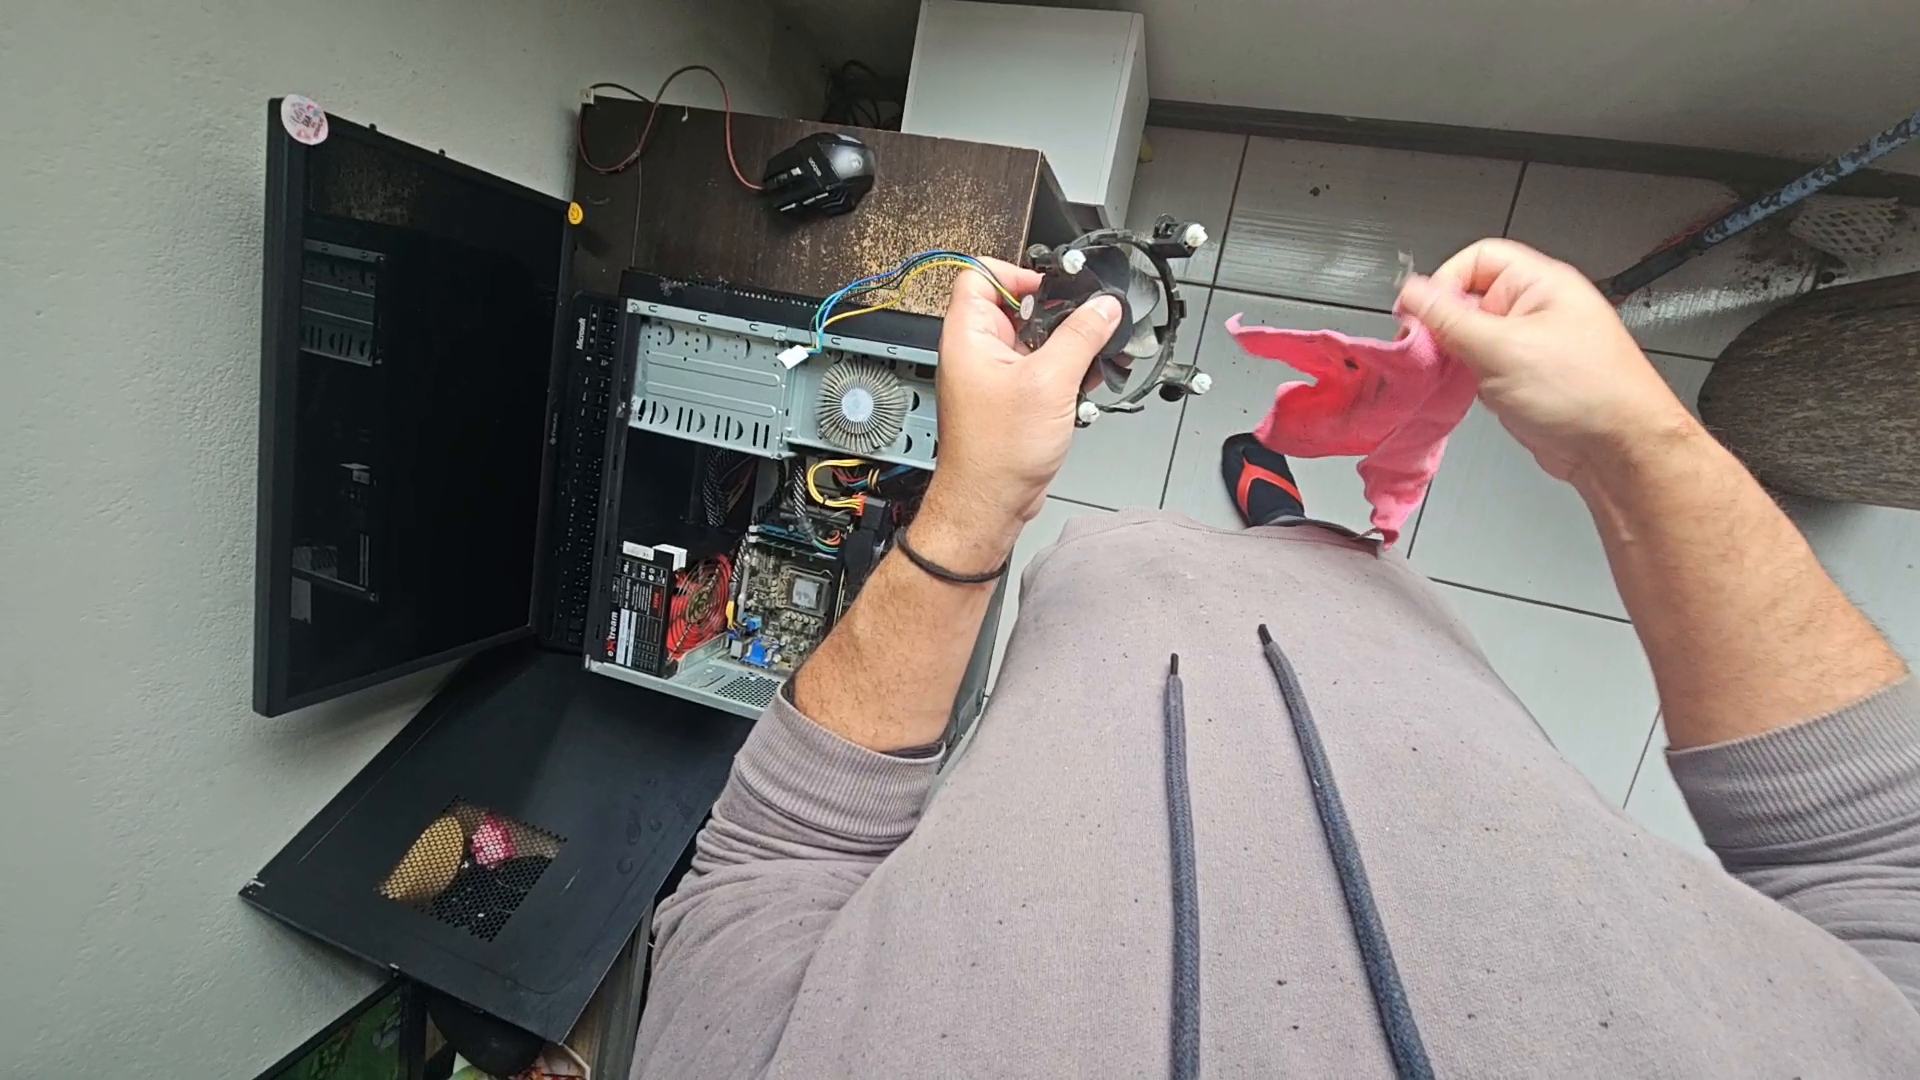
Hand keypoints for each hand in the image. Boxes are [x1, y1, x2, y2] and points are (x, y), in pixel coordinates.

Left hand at [919, 258, 1120, 561]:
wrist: (991, 502)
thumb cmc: (996, 454)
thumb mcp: (1050, 382)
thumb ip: (1080, 336)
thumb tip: (1102, 308)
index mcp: (969, 337)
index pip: (980, 275)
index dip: (1016, 272)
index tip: (1050, 286)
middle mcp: (976, 354)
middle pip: (1017, 309)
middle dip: (1056, 316)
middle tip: (1084, 325)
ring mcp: (994, 378)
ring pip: (1035, 343)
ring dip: (1066, 349)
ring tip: (1088, 361)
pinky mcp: (1012, 401)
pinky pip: (1040, 373)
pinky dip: (1063, 375)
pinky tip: (1081, 387)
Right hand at [1396, 238, 1698, 481]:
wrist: (1613, 447)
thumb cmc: (1582, 392)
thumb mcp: (1502, 347)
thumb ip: (1449, 318)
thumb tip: (1413, 292)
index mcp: (1539, 285)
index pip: (1475, 260)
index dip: (1442, 283)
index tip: (1417, 315)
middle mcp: (1530, 309)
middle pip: (1463, 298)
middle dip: (1438, 324)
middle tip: (1426, 349)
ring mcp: (1521, 342)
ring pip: (1463, 334)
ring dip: (1445, 354)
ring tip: (1446, 373)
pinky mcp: (1512, 372)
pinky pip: (1470, 363)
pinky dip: (1456, 375)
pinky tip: (1457, 389)